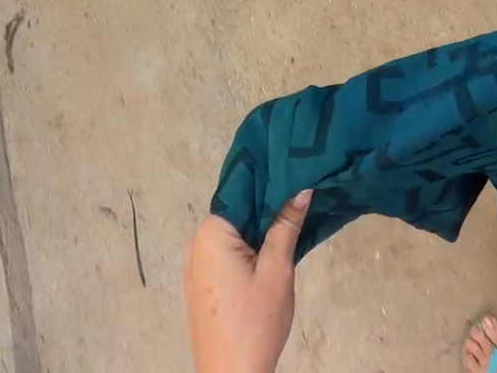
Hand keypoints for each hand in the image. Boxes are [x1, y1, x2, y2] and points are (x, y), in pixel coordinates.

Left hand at [184, 190, 311, 372]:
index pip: (242, 193)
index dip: (269, 184)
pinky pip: (226, 258)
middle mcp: (196, 244)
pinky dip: (247, 253)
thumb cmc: (255, 321)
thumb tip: (300, 189)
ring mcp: (196, 268)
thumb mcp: (277, 270)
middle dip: (267, 210)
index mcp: (211, 233)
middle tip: (300, 200)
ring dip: (258, 234)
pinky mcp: (201, 289)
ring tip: (291, 224)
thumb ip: (286, 226)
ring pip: (233, 238)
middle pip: (237, 216)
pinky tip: (270, 256)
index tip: (294, 174)